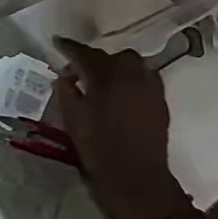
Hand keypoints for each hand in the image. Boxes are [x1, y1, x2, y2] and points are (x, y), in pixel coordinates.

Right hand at [52, 36, 193, 218]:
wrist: (135, 176)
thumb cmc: (97, 146)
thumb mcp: (71, 117)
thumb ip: (67, 90)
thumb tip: (67, 75)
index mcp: (107, 75)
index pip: (85, 53)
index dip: (69, 47)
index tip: (57, 42)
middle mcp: (132, 74)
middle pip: (113, 56)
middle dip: (97, 60)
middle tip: (81, 72)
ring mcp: (150, 86)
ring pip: (132, 65)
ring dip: (116, 69)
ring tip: (102, 83)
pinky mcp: (160, 100)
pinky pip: (144, 79)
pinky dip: (130, 80)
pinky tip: (120, 94)